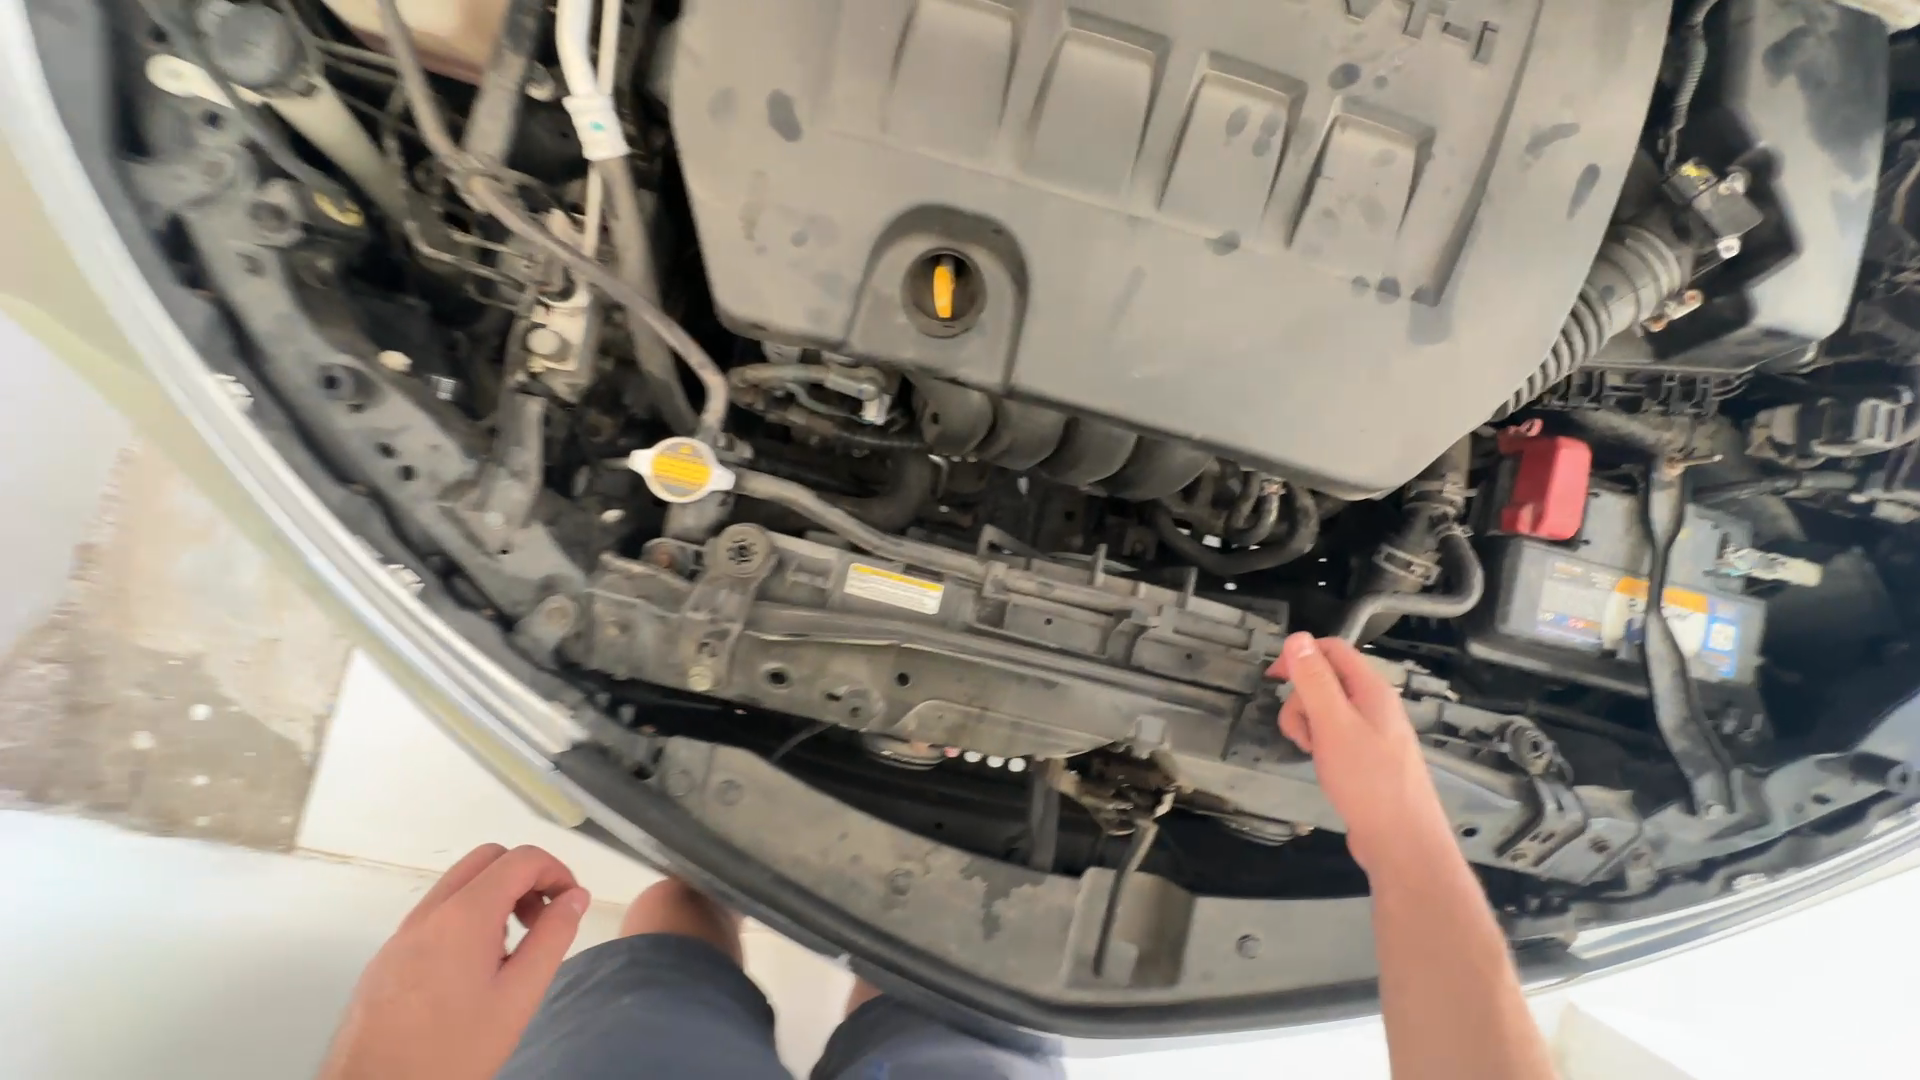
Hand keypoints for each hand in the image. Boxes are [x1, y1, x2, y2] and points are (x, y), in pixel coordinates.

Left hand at [318, 844, 590, 1079]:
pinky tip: (474, 970)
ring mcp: (400, 936)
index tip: (570, 904)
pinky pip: (435, 915)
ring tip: (511, 948)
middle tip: (541, 918)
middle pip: (488, 858)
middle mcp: (428, 914)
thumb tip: (575, 896)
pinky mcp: (384, 960)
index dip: (557, 872)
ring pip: (459, 885)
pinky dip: (467, 918)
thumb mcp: (519, 996)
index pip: (522, 859)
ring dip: (496, 896)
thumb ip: (554, 937)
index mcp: (464, 915)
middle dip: (525, 877)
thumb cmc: (452, 1051)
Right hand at [1270, 632, 1455, 877]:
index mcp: (1371, 690)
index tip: (1273, 677)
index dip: (1300, 655)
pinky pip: (1335, 734)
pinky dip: (1320, 742)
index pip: (1332, 649)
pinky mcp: (1368, 756)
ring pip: (1326, 709)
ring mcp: (1373, 732)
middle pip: (1325, 680)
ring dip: (1307, 724)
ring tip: (1311, 751)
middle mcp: (1375, 705)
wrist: (1402, 842)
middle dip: (1301, 700)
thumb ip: (1314, 680)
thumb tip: (1297, 638)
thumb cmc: (1368, 780)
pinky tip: (1321, 763)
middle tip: (1300, 732)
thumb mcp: (1333, 724)